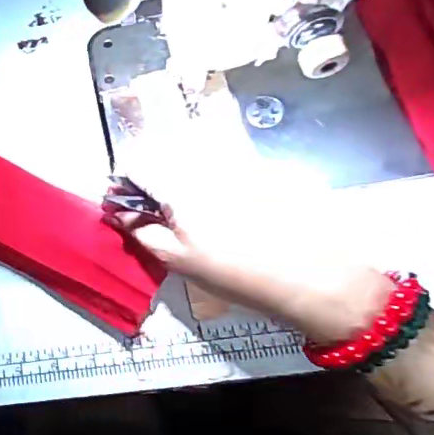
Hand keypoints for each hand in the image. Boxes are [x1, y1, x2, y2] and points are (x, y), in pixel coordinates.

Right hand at [104, 189, 391, 343]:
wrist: (314, 278)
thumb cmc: (239, 275)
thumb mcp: (180, 262)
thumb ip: (143, 232)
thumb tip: (119, 212)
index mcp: (182, 186)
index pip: (137, 163)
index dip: (127, 182)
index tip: (132, 205)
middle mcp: (208, 164)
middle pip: (169, 157)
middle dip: (159, 182)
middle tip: (169, 218)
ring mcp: (241, 162)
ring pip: (199, 161)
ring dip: (191, 182)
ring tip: (209, 220)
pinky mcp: (269, 168)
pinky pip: (231, 167)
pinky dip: (223, 185)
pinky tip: (241, 215)